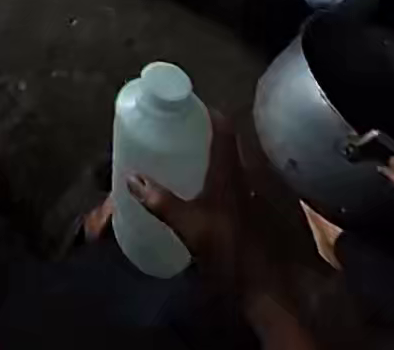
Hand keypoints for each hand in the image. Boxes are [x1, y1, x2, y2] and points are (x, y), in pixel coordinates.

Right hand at [126, 112, 266, 295]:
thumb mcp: (189, 226)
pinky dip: (209, 169)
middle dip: (201, 128)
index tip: (185, 103)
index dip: (207, 110)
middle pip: (225, 140)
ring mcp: (245, 194)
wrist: (261, 290)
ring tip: (179, 148)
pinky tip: (192, 182)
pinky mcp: (244, 210)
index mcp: (229, 171)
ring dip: (206, 149)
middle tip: (174, 125)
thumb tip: (131, 177)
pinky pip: (226, 177)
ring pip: (226, 159)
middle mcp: (240, 176)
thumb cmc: (228, 250)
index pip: (225, 127)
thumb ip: (160, 202)